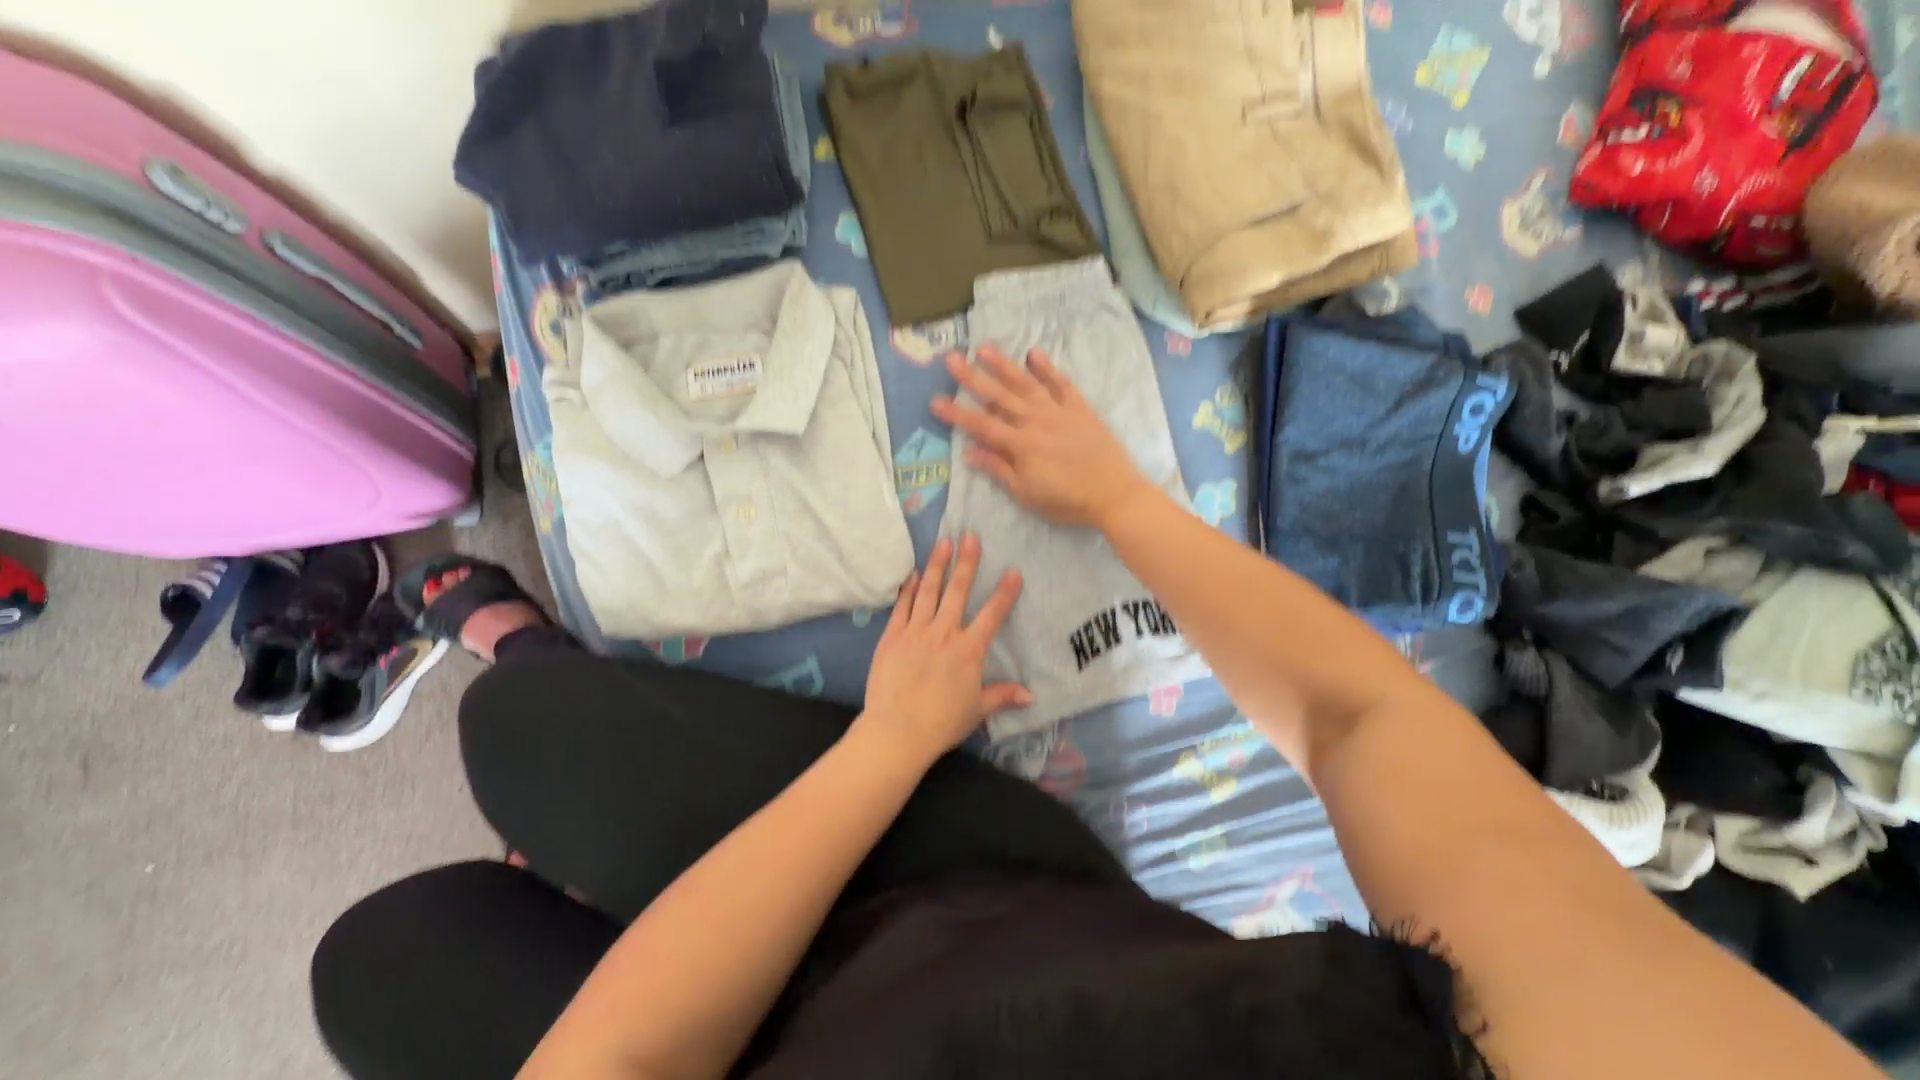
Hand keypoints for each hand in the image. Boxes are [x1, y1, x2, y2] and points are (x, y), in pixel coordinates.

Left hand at [857, 533, 1027, 768]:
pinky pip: (902, 606)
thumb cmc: (942, 723)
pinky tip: (912, 574)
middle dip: (967, 562)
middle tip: (970, 536)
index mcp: (969, 650)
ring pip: (928, 591)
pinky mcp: (892, 637)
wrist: (898, 730)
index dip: (1005, 593)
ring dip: (937, 565)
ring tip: (943, 543)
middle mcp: (944, 633)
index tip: (1014, 571)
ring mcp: (916, 631)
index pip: (992, 615)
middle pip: (958, 591)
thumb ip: (1002, 696)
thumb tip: (1031, 695)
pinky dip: (908, 588)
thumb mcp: (977, 710)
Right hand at [931, 345, 1150, 528]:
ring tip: (984, 348)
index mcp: (1021, 446)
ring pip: (1027, 384)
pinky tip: (1033, 354)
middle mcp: (1037, 422)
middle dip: (973, 377)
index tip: (934, 400)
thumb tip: (969, 452)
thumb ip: (999, 469)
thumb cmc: (1068, 501)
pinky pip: (1063, 384)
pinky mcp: (1081, 409)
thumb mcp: (1027, 494)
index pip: (981, 425)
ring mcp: (1060, 412)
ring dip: (1004, 365)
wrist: (1115, 494)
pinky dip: (1048, 368)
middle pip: (999, 396)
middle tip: (951, 359)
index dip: (956, 413)